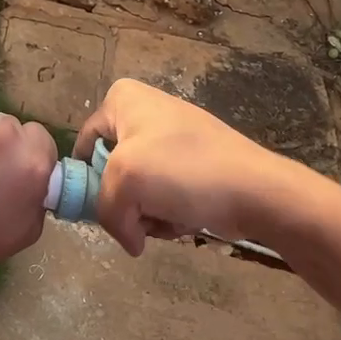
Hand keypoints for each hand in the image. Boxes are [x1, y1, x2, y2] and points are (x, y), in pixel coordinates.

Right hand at [76, 78, 306, 255]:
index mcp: (123, 99)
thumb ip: (105, 209)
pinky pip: (163, 194)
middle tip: (139, 216)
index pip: (85, 145)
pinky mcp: (193, 165)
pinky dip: (168, 213)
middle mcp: (144, 111)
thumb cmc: (183, 170)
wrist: (255, 190)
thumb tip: (131, 240)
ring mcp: (172, 138)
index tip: (100, 208)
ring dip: (147, 212)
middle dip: (124, 200)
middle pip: (111, 169)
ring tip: (168, 219)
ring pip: (138, 188)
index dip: (88, 181)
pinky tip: (185, 219)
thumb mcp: (125, 180)